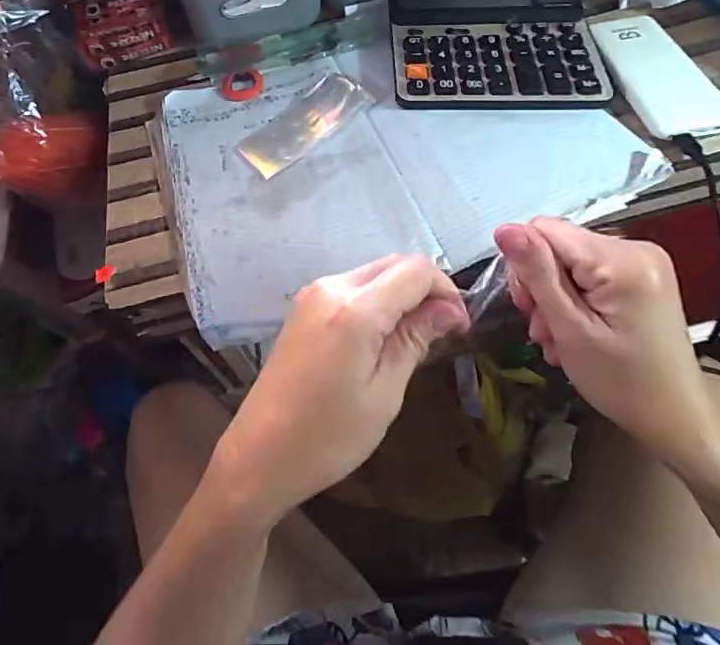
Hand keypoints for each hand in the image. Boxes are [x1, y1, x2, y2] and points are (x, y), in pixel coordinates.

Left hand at [208, 253, 469, 519]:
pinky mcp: (304, 306)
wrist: (259, 455)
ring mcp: (313, 294)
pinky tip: (384, 335)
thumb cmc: (328, 436)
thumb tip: (448, 309)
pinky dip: (378, 300)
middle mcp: (332, 287)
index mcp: (355, 309)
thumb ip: (414, 340)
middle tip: (445, 330)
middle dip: (427, 288)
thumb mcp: (384, 393)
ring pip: (374, 273)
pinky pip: (352, 287)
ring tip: (418, 336)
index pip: (416, 270)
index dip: (447, 290)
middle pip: (394, 264)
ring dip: (402, 293)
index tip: (460, 326)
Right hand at [495, 218, 719, 472]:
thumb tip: (504, 229)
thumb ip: (537, 274)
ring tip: (560, 336)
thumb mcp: (571, 330)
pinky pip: (589, 268)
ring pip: (569, 257)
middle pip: (557, 243)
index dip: (526, 265)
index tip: (530, 310)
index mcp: (621, 260)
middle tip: (545, 330)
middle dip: (541, 284)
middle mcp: (636, 246)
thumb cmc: (622, 383)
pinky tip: (577, 327)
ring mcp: (642, 258)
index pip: (544, 230)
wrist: (677, 417)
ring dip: (555, 295)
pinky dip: (575, 296)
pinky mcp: (642, 272)